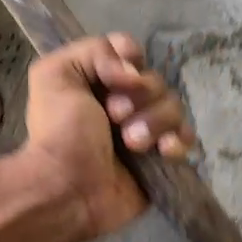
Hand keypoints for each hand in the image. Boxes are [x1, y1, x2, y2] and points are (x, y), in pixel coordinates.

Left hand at [21, 33, 193, 240]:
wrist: (67, 190)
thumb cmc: (59, 132)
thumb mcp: (55, 75)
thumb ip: (94, 51)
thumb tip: (135, 71)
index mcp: (100, 81)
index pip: (132, 52)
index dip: (131, 59)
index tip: (121, 75)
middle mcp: (125, 102)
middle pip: (156, 80)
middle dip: (140, 96)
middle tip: (116, 117)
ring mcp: (146, 130)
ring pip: (174, 107)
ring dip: (154, 121)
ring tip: (132, 144)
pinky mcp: (161, 158)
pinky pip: (185, 137)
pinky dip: (177, 141)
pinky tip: (162, 152)